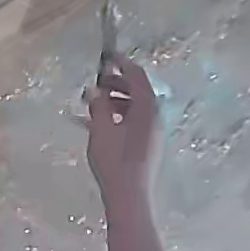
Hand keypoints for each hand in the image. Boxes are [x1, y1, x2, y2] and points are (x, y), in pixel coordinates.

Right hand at [86, 53, 160, 211]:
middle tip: (96, 81)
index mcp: (147, 108)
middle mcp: (155, 116)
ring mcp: (153, 131)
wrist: (129, 195)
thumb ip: (98, 105)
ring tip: (94, 103)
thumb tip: (94, 90)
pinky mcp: (148, 144)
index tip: (107, 55)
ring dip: (116, 99)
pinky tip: (101, 122)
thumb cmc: (114, 161)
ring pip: (136, 106)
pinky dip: (119, 114)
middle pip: (138, 90)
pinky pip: (135, 120)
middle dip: (117, 82)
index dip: (122, 62)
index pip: (137, 75)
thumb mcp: (101, 129)